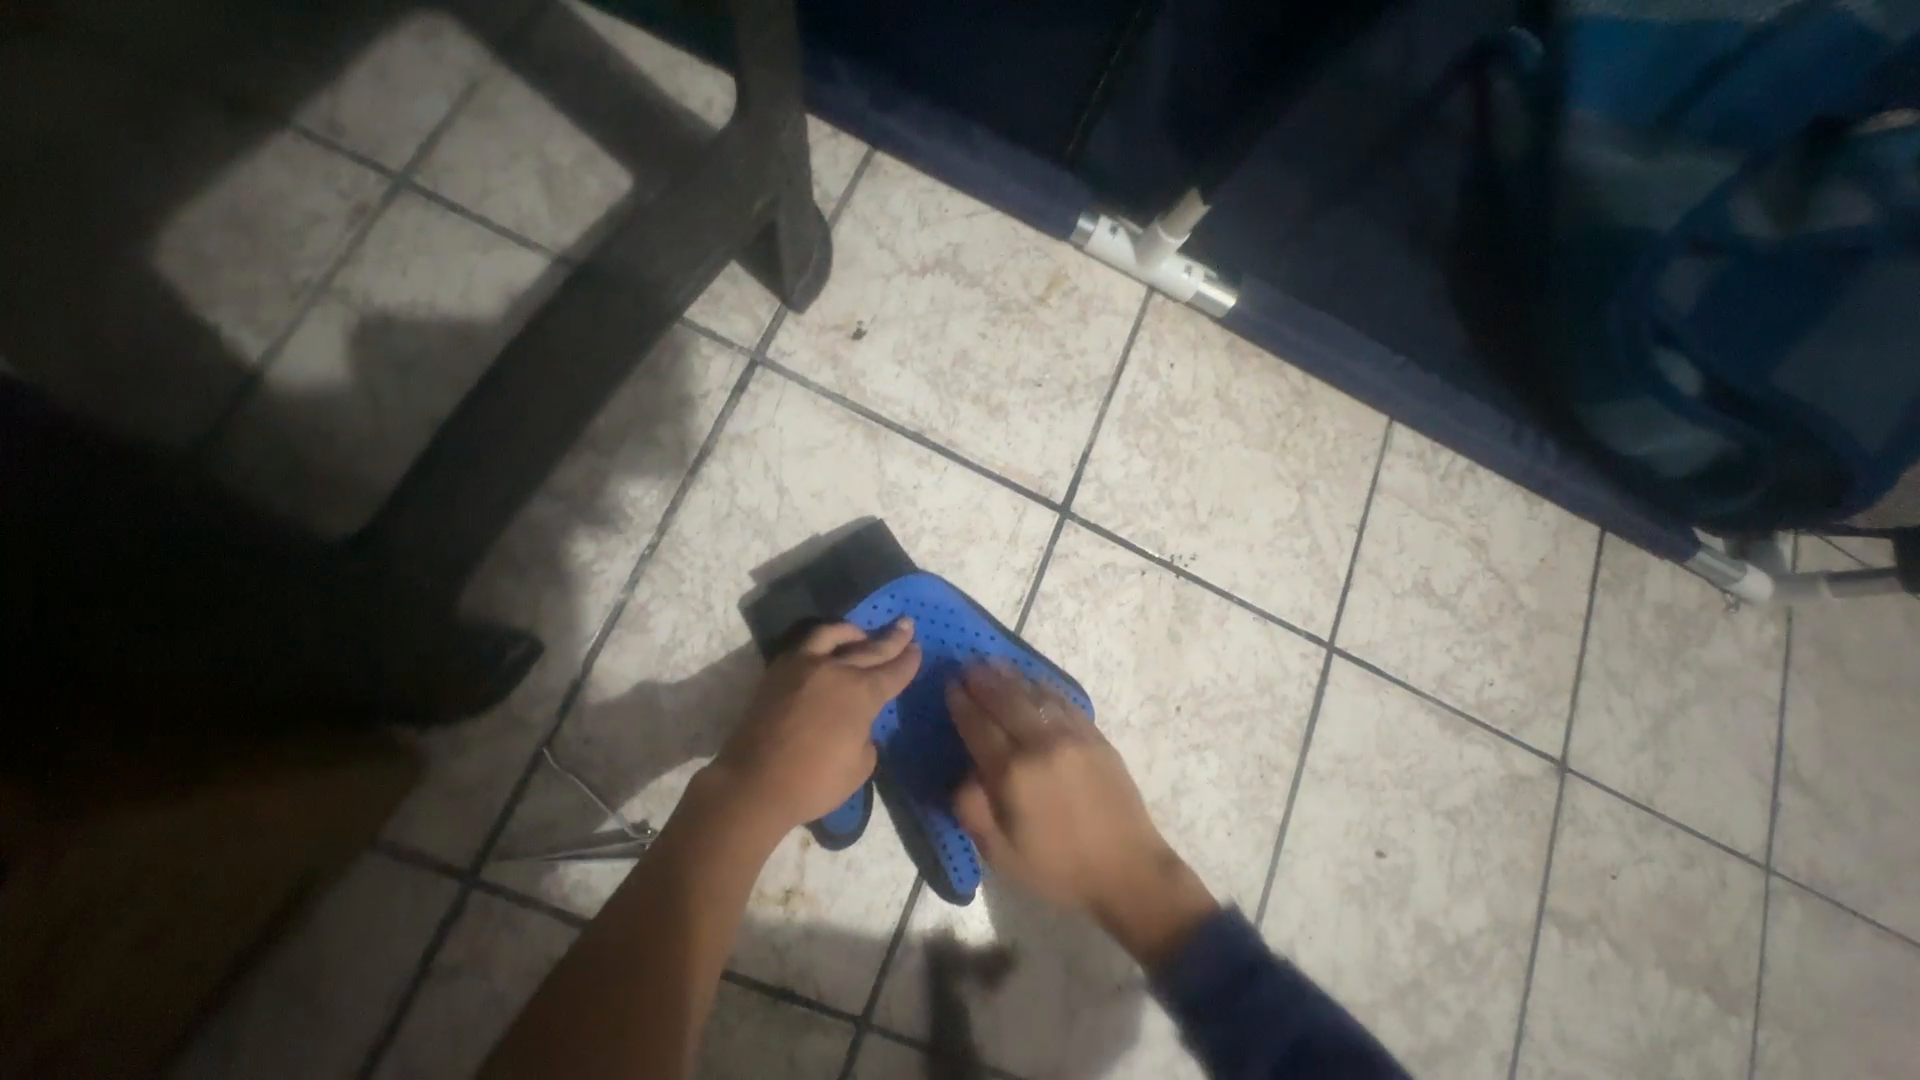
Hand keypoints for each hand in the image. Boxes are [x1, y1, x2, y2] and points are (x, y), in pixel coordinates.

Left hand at [711, 619, 920, 834]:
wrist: (754, 783)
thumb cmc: (814, 782)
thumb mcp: (860, 766)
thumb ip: (866, 736)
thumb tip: (858, 724)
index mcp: (861, 693)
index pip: (893, 672)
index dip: (908, 660)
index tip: (917, 648)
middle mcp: (835, 670)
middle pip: (870, 648)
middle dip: (891, 638)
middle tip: (905, 625)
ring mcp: (803, 666)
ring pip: (832, 635)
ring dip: (852, 632)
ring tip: (860, 633)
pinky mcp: (777, 671)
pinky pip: (805, 646)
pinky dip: (822, 642)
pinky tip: (826, 648)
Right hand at [948, 663, 1216, 968]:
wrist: (1126, 869)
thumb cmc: (1058, 868)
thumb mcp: (1001, 853)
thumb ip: (973, 808)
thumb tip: (963, 770)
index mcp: (1012, 774)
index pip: (978, 726)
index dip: (961, 703)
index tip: (950, 685)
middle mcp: (1040, 745)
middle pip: (1005, 701)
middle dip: (982, 681)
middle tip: (966, 666)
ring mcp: (1072, 736)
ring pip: (1035, 694)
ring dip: (1010, 676)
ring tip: (992, 663)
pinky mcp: (1095, 736)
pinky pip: (1063, 701)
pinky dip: (1043, 686)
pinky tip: (1032, 680)